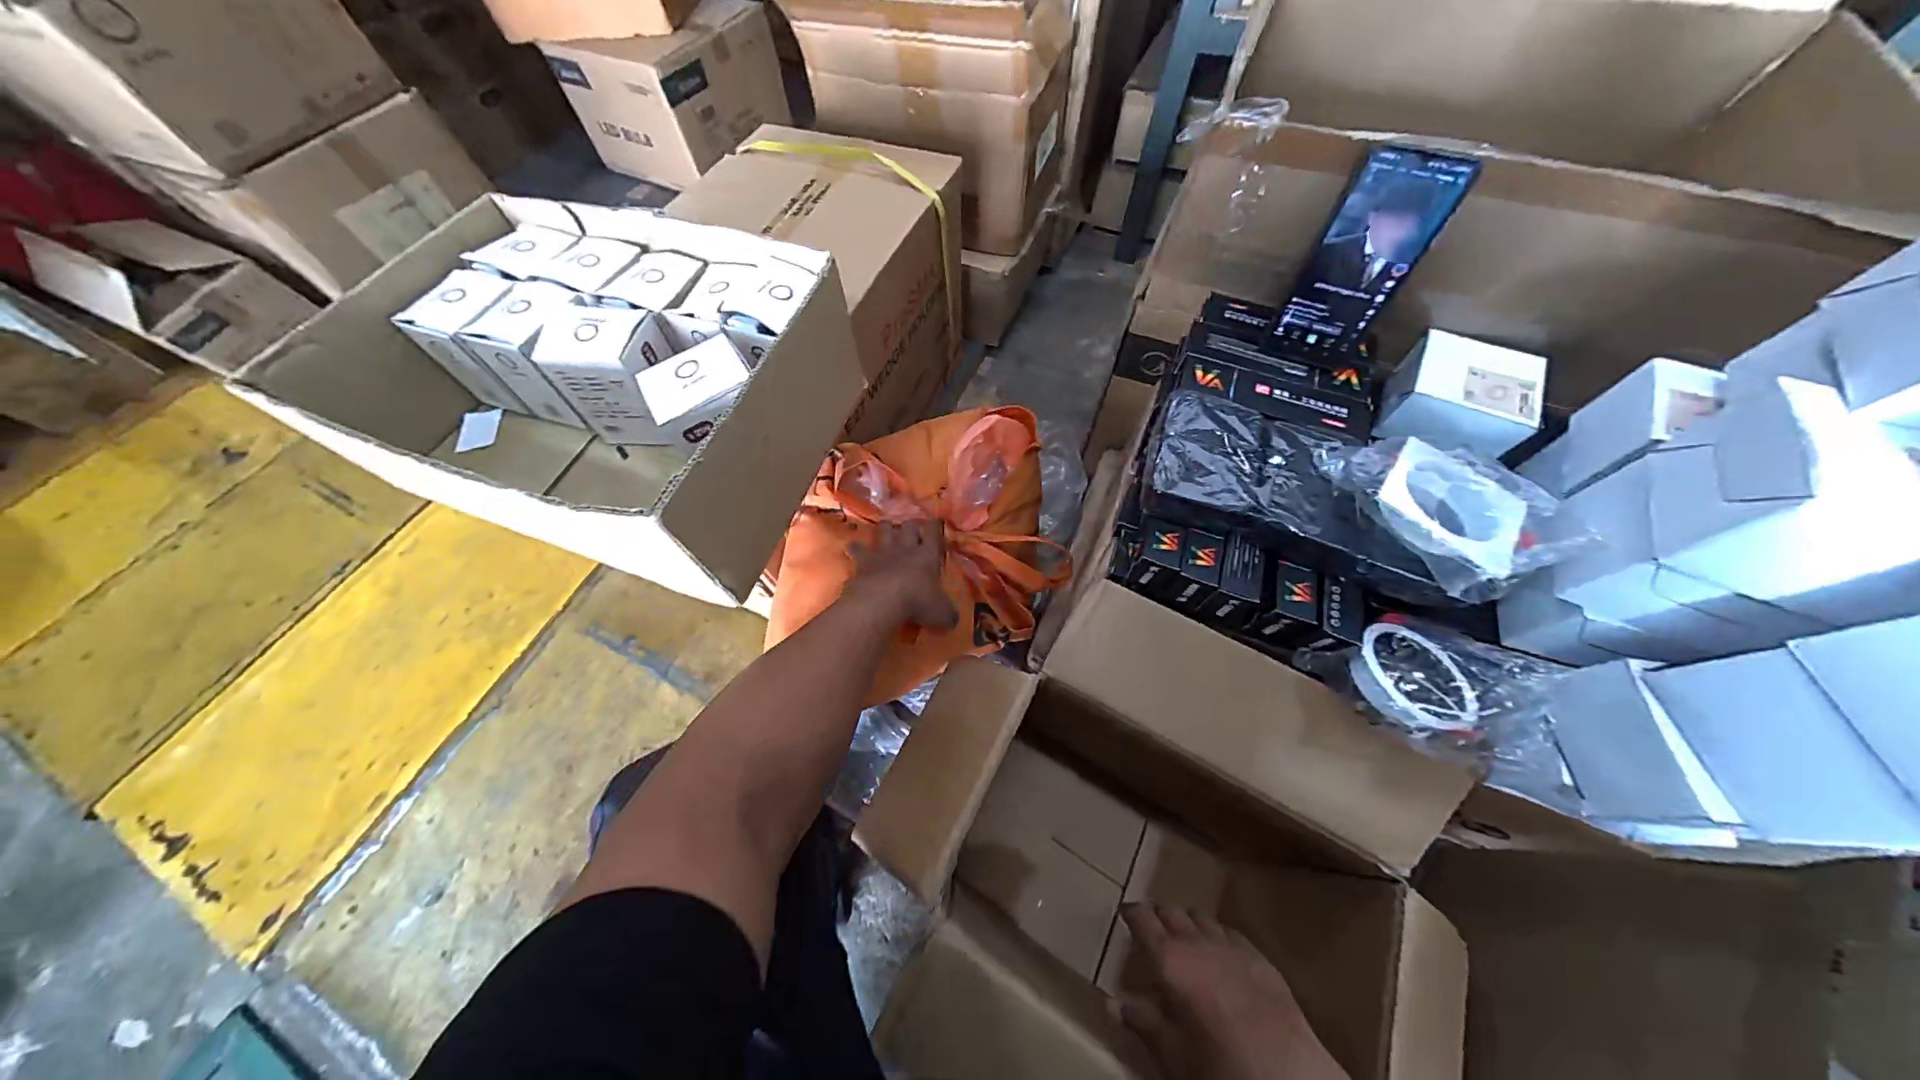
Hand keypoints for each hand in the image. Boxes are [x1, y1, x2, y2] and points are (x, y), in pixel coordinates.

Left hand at [847, 519, 957, 629]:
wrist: (881, 601)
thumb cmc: (917, 603)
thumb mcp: (942, 614)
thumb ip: (948, 613)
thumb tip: (952, 619)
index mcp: (928, 555)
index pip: (934, 531)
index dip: (935, 525)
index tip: (936, 523)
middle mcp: (906, 548)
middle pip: (908, 525)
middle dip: (910, 526)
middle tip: (911, 532)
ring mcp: (882, 551)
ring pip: (884, 528)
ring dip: (885, 528)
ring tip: (886, 532)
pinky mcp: (863, 560)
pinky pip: (857, 548)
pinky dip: (855, 547)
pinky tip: (853, 547)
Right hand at [1118, 904, 1349, 1079]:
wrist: (1290, 1078)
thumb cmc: (1222, 1070)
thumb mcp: (1174, 1056)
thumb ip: (1144, 1023)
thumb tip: (1112, 1004)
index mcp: (1169, 961)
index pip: (1142, 919)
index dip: (1130, 913)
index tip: (1123, 912)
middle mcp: (1198, 943)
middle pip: (1171, 912)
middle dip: (1157, 915)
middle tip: (1150, 928)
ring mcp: (1232, 947)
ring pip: (1201, 918)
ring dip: (1186, 922)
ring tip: (1182, 939)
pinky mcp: (1261, 959)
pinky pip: (1230, 933)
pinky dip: (1216, 935)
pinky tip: (1219, 954)